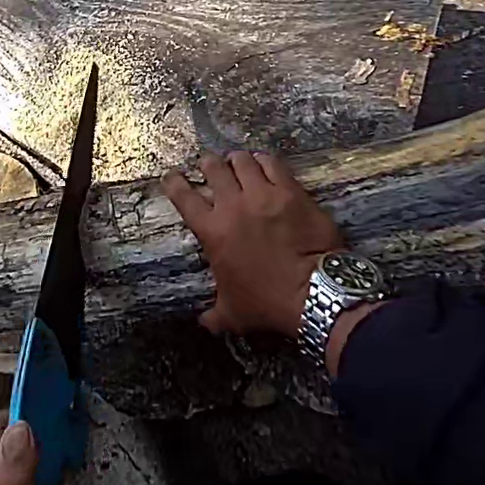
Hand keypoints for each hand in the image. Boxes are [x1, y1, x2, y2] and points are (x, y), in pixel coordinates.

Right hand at [161, 151, 343, 336]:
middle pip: (213, 168)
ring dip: (237, 160)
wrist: (313, 291)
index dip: (174, 182)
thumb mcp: (232, 314)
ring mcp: (262, 194)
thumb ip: (214, 315)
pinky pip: (272, 164)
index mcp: (212, 231)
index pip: (184, 197)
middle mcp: (233, 205)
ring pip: (242, 160)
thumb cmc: (267, 303)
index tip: (171, 176)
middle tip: (210, 165)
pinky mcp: (290, 190)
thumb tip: (203, 323)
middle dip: (208, 163)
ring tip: (238, 162)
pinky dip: (265, 161)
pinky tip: (265, 163)